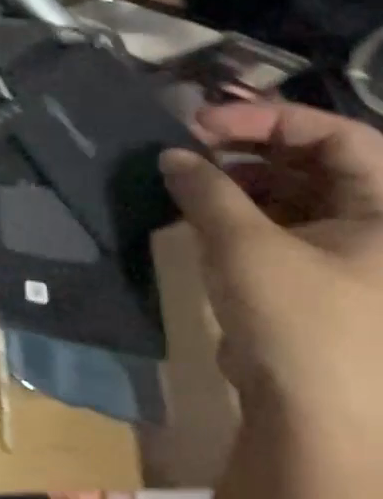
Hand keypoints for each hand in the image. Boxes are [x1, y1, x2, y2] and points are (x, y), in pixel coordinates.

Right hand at [162, 101, 382, 497]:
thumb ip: (204, 187)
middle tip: (186, 144)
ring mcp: (359, 258)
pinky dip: (244, 211)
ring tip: (186, 181)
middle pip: (320, 162)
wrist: (317, 416)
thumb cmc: (299, 320)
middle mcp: (381, 230)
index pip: (339, 135)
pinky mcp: (326, 282)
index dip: (268, 118)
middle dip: (249, 146)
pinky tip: (200, 214)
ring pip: (300, 194)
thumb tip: (172, 153)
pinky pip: (289, 226)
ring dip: (240, 179)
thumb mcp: (242, 244)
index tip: (199, 121)